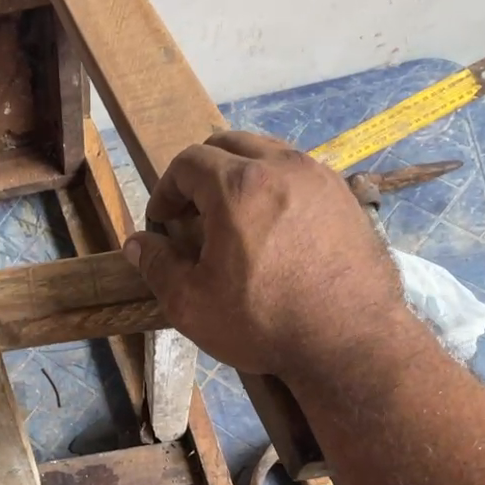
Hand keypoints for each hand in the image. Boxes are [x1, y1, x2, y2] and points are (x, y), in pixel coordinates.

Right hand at [122, 132, 412, 379]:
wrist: (347, 340)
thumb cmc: (261, 322)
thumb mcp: (191, 304)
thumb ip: (158, 266)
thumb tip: (137, 244)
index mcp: (238, 186)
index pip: (188, 162)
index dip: (165, 190)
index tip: (161, 223)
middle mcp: (281, 166)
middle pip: (229, 145)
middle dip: (200, 175)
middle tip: (191, 216)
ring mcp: (319, 177)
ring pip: (267, 154)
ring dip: (239, 178)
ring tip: (232, 223)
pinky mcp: (344, 197)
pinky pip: (298, 175)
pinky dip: (273, 190)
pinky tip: (271, 233)